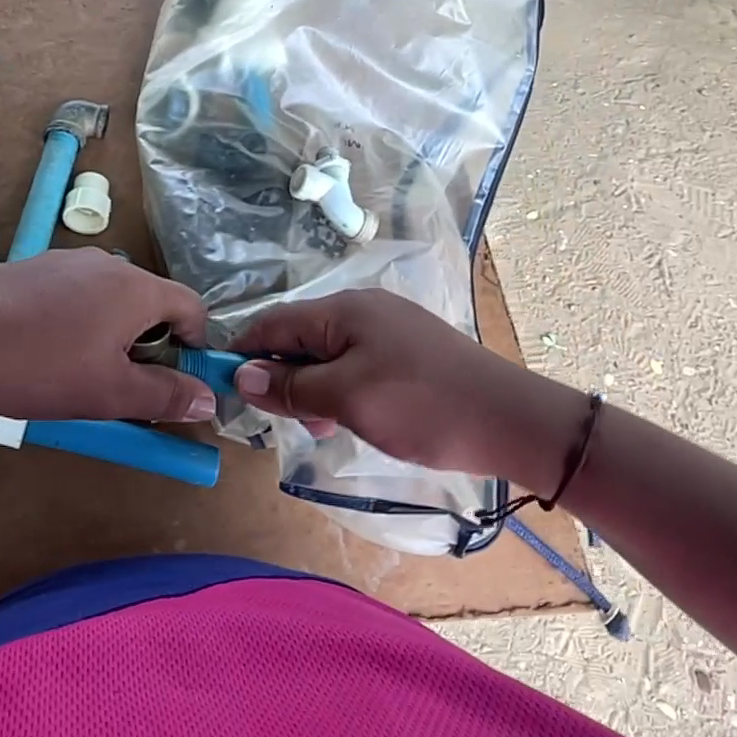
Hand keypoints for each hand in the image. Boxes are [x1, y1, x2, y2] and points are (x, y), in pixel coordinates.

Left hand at [0, 249, 215, 423]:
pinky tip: (40, 352)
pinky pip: (69, 294)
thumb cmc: (42, 369)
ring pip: (106, 297)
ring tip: (78, 372)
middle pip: (148, 300)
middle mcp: (106, 263)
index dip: (195, 344)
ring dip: (110, 332)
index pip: (191, 305)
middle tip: (125, 385)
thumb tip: (208, 398)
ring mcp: (63, 261)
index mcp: (136, 288)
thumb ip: (165, 394)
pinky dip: (73, 321)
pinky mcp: (28, 268)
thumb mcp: (111, 393)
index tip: (179, 380)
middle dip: (149, 342)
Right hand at [229, 288, 550, 475]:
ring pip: (326, 354)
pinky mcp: (406, 352)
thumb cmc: (422, 406)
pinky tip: (348, 419)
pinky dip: (339, 390)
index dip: (244, 354)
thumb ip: (291, 386)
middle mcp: (362, 309)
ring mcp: (387, 329)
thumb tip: (241, 375)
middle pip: (298, 337)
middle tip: (279, 420)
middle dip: (280, 375)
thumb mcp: (347, 398)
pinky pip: (353, 364)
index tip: (224, 389)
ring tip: (318, 427)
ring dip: (310, 388)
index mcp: (343, 310)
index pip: (273, 323)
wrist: (512, 421)